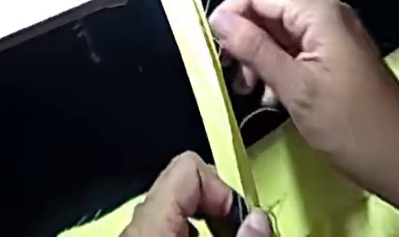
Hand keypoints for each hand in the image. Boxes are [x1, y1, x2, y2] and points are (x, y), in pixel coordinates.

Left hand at [120, 152, 271, 236]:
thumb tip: (260, 219)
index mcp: (150, 218)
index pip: (188, 167)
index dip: (222, 189)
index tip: (246, 220)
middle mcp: (138, 222)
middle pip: (183, 185)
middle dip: (218, 206)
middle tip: (242, 233)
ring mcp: (139, 234)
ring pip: (176, 210)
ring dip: (209, 224)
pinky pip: (168, 227)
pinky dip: (193, 233)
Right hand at [208, 0, 398, 193]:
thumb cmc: (358, 130)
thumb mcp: (296, 89)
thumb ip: (253, 48)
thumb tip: (219, 21)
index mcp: (316, 12)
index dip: (228, 16)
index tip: (212, 46)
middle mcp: (324, 14)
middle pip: (265, 11)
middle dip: (244, 40)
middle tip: (234, 75)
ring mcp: (332, 35)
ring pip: (276, 31)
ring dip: (258, 57)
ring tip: (251, 89)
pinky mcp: (335, 55)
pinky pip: (293, 48)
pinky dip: (277, 66)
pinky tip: (272, 95)